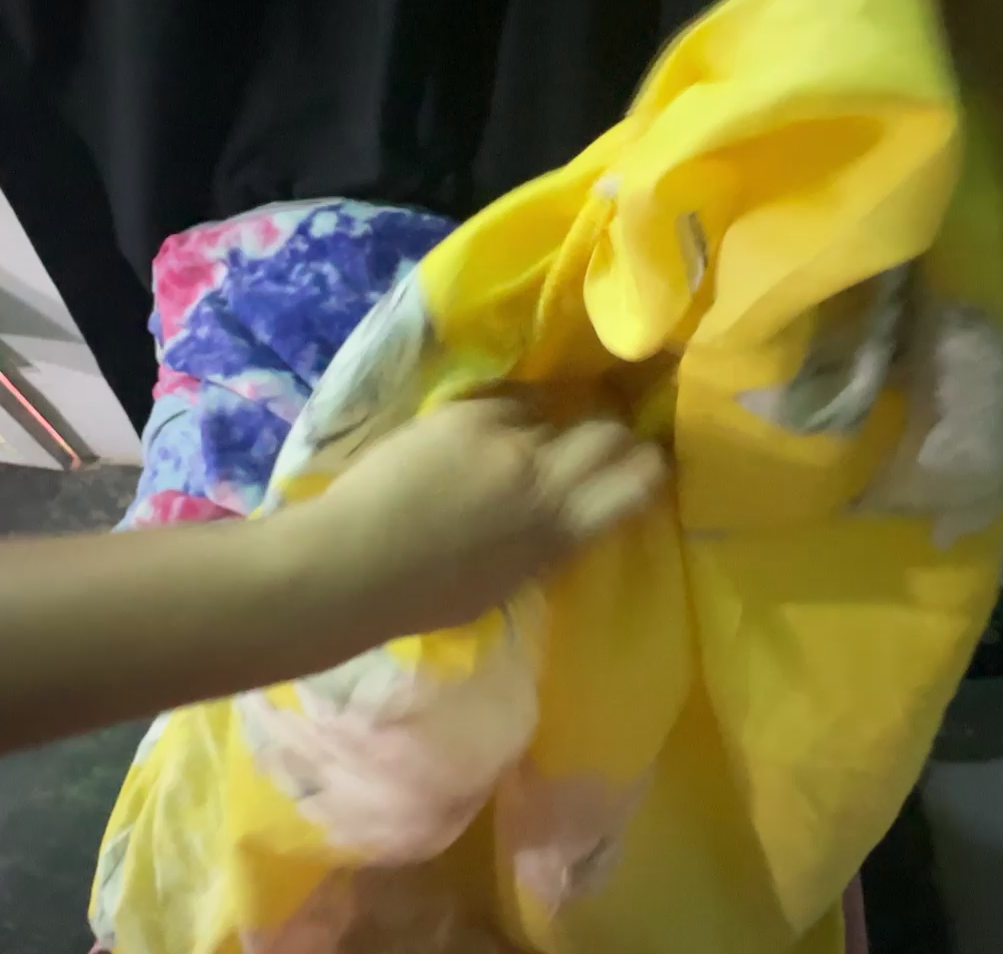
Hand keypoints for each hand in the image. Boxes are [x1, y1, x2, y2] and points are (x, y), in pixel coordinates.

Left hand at [285, 398, 668, 639]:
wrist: (354, 563)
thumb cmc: (426, 595)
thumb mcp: (508, 581)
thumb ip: (547, 540)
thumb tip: (565, 512)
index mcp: (558, 532)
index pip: (634, 484)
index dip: (648, 467)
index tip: (649, 462)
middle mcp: (543, 478)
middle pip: (606, 436)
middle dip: (612, 436)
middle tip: (598, 441)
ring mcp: (505, 440)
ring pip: (546, 419)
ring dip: (538, 434)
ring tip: (503, 452)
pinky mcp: (466, 414)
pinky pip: (501, 407)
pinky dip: (495, 424)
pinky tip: (466, 443)